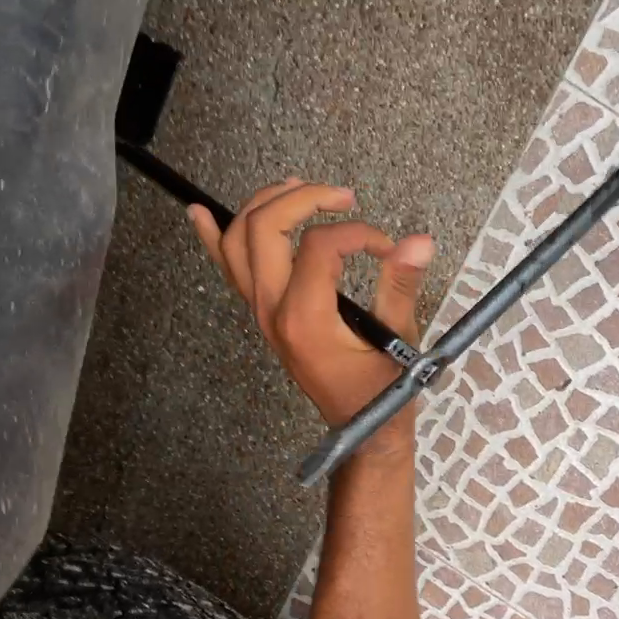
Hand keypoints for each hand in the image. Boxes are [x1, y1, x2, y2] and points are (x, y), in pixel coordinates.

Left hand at [190, 179, 433, 431]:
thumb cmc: (382, 392)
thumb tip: (419, 241)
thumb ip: (401, 287)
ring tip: (297, 188)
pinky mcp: (263, 317)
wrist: (362, 430)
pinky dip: (212, 238)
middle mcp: (273, 311)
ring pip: (238, 241)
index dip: (359, 233)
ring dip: (263, 204)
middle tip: (343, 196)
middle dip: (302, 198)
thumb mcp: (398, 340)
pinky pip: (228, 272)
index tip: (388, 247)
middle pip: (264, 228)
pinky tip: (200, 211)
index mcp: (306, 317)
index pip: (320, 245)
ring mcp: (261, 313)